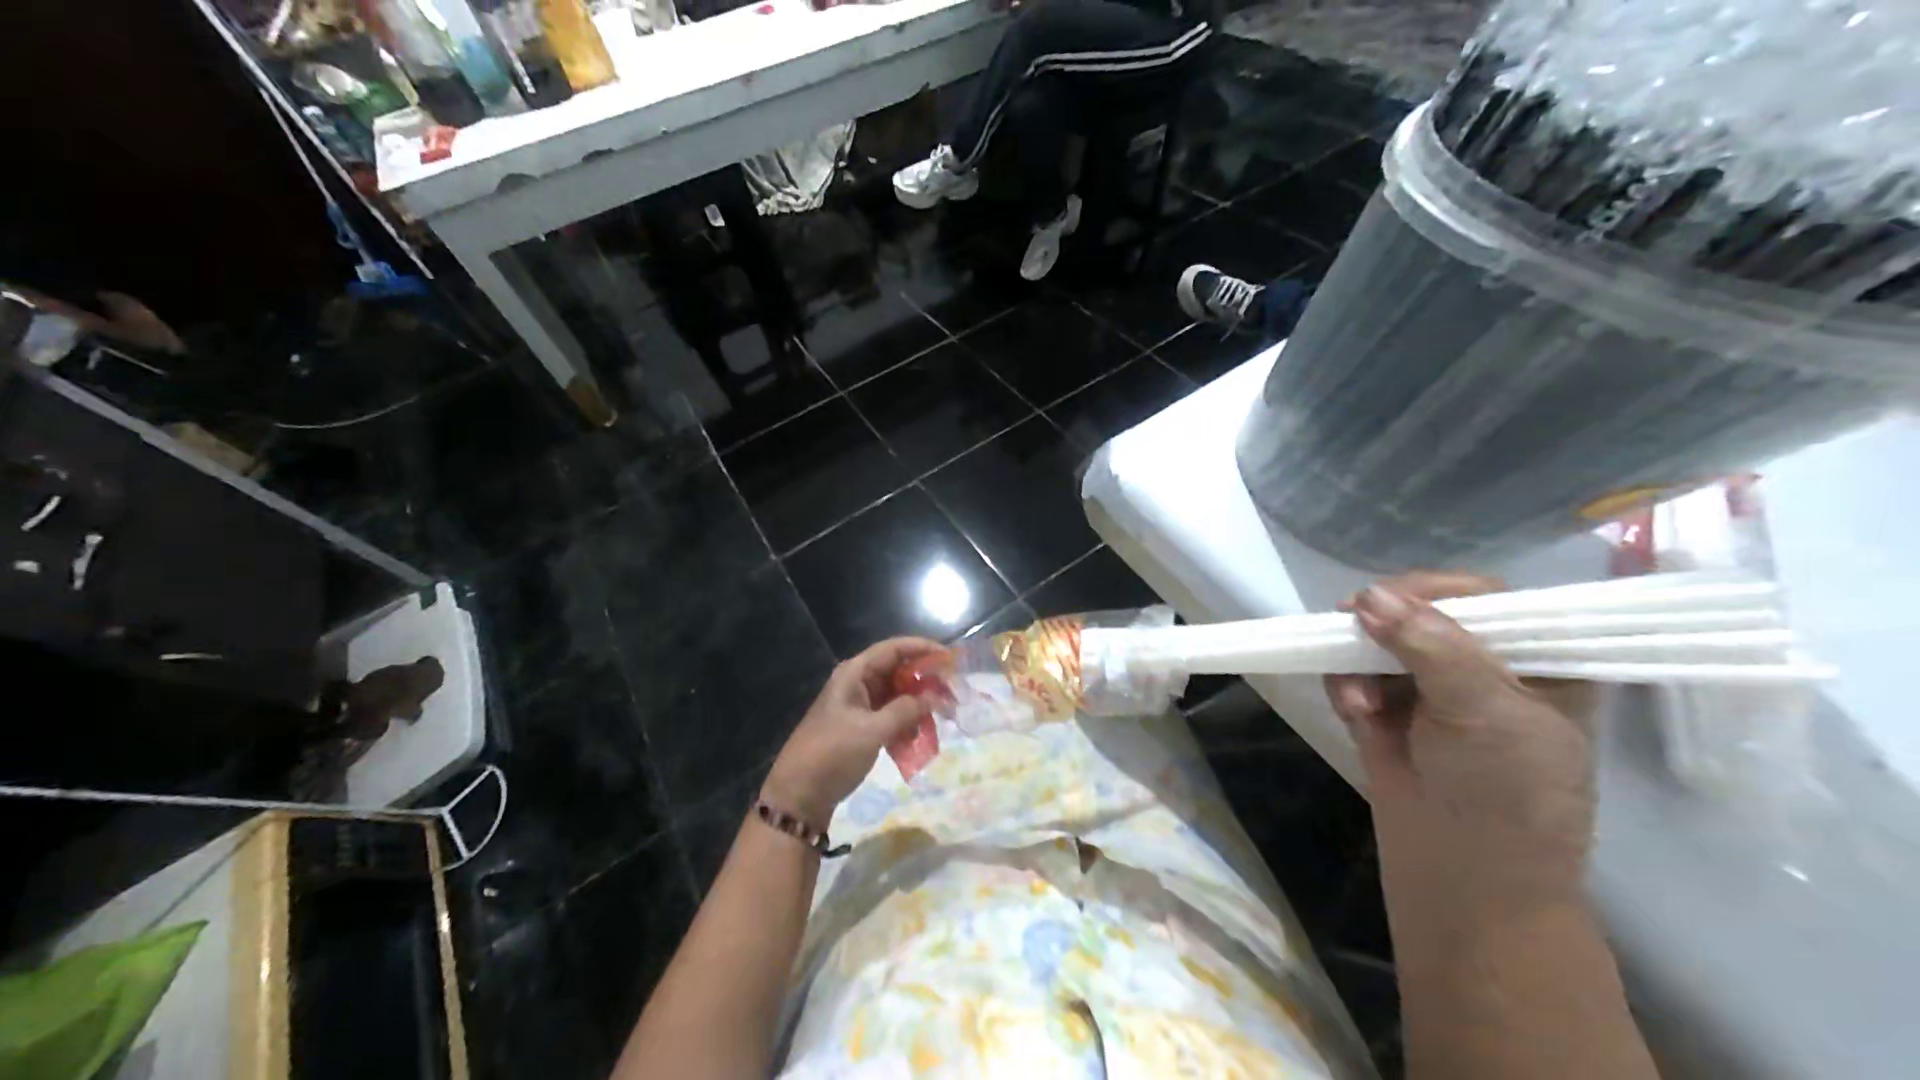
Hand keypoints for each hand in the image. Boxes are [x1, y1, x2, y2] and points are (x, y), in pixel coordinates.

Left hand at [763, 637, 943, 830]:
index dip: (922, 648)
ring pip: (897, 695)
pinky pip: (891, 716)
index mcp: (854, 674)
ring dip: (918, 704)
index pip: (893, 649)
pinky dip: (907, 722)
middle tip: (952, 692)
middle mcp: (857, 683)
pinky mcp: (861, 727)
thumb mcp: (871, 731)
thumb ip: (906, 710)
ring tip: (942, 717)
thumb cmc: (831, 754)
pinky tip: (921, 737)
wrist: (798, 795)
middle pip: (897, 670)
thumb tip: (934, 698)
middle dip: (925, 680)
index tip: (950, 658)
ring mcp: (858, 706)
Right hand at [1326, 573, 1596, 908]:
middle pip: (1419, 610)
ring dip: (1357, 660)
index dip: (1433, 591)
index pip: (1486, 597)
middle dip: (1382, 626)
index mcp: (1537, 658)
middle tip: (1351, 629)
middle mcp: (1482, 663)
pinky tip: (1355, 712)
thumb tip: (1367, 595)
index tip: (1387, 601)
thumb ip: (1431, 647)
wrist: (1463, 874)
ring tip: (1361, 702)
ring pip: (1376, 638)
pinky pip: (1351, 670)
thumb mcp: (1486, 712)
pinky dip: (1345, 684)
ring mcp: (1429, 684)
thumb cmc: (1505, 792)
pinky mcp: (1385, 703)